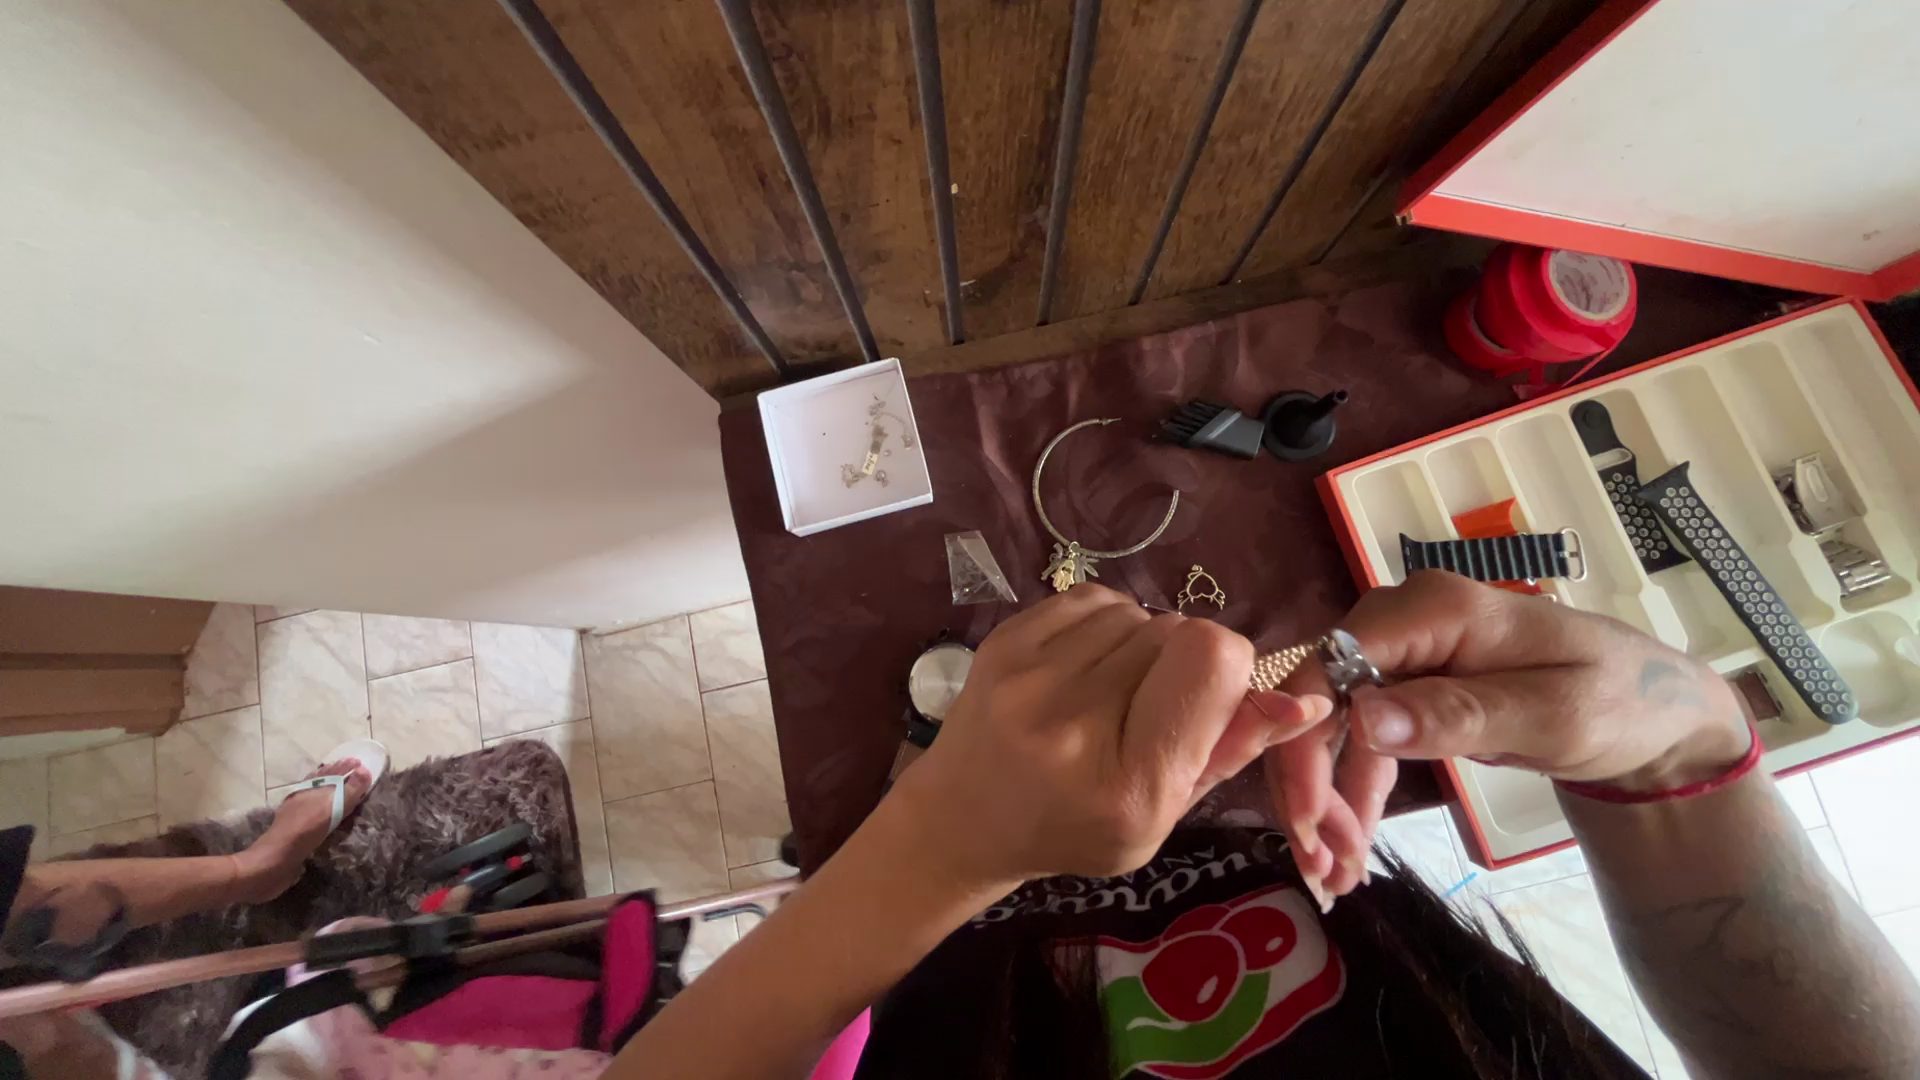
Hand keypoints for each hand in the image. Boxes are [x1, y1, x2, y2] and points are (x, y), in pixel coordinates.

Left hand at [888, 585, 1325, 887]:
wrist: (965, 815)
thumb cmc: (1071, 830)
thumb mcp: (1160, 819)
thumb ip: (1228, 753)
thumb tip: (1301, 699)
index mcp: (1128, 783)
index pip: (1209, 663)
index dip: (1230, 667)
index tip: (1210, 694)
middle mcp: (1074, 720)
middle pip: (1175, 631)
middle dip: (1180, 660)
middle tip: (1151, 702)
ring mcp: (1028, 673)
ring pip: (1134, 611)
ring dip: (1141, 640)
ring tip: (1113, 686)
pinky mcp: (1003, 640)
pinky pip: (1091, 596)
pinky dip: (1105, 622)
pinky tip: (1086, 662)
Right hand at [1271, 572, 1751, 895]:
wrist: (1657, 711)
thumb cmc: (1621, 701)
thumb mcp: (1553, 715)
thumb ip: (1456, 714)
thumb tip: (1360, 719)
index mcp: (1428, 612)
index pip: (1330, 665)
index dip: (1302, 737)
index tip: (1308, 816)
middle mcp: (1393, 625)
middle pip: (1318, 699)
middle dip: (1309, 780)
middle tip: (1323, 861)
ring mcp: (1392, 657)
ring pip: (1328, 726)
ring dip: (1323, 795)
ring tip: (1332, 869)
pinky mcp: (1398, 691)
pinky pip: (1359, 741)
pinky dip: (1349, 791)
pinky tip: (1348, 843)